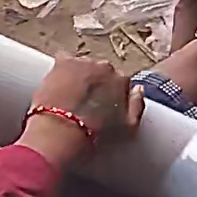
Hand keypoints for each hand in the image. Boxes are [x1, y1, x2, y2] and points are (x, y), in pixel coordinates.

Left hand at [17, 58, 144, 168]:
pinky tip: (58, 86)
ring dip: (78, 77)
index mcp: (122, 81)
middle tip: (85, 103)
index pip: (119, 82)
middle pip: (101, 72)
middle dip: (95, 84)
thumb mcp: (129, 128)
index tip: (102, 106)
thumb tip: (138, 90)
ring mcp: (83, 63)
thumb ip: (137, 106)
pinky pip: (64, 61)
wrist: (62, 132)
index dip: (110, 95)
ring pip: (82, 67)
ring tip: (69, 98)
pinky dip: (62, 71)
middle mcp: (105, 67)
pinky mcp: (62, 63)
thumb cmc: (96, 134)